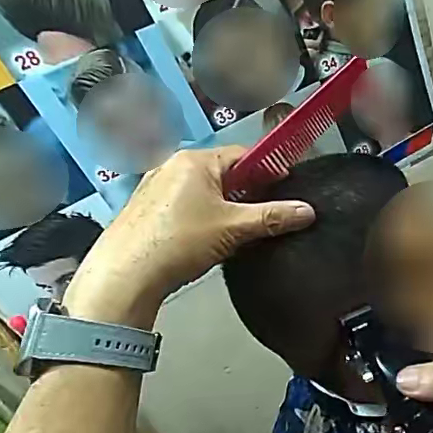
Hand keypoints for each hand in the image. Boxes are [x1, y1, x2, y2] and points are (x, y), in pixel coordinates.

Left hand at [63, 147, 313, 327]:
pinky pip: (186, 205)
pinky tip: (206, 241)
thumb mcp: (235, 228)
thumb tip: (307, 211)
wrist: (124, 277)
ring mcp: (155, 187)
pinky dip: (202, 218)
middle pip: (225, 173)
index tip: (285, 191)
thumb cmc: (178, 242)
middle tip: (262, 218)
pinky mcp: (146, 210)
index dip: (269, 172)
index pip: (245, 155)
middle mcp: (173, 166)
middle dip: (246, 194)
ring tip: (235, 234)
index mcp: (196, 160)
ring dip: (224, 208)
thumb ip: (274, 217)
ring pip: (205, 191)